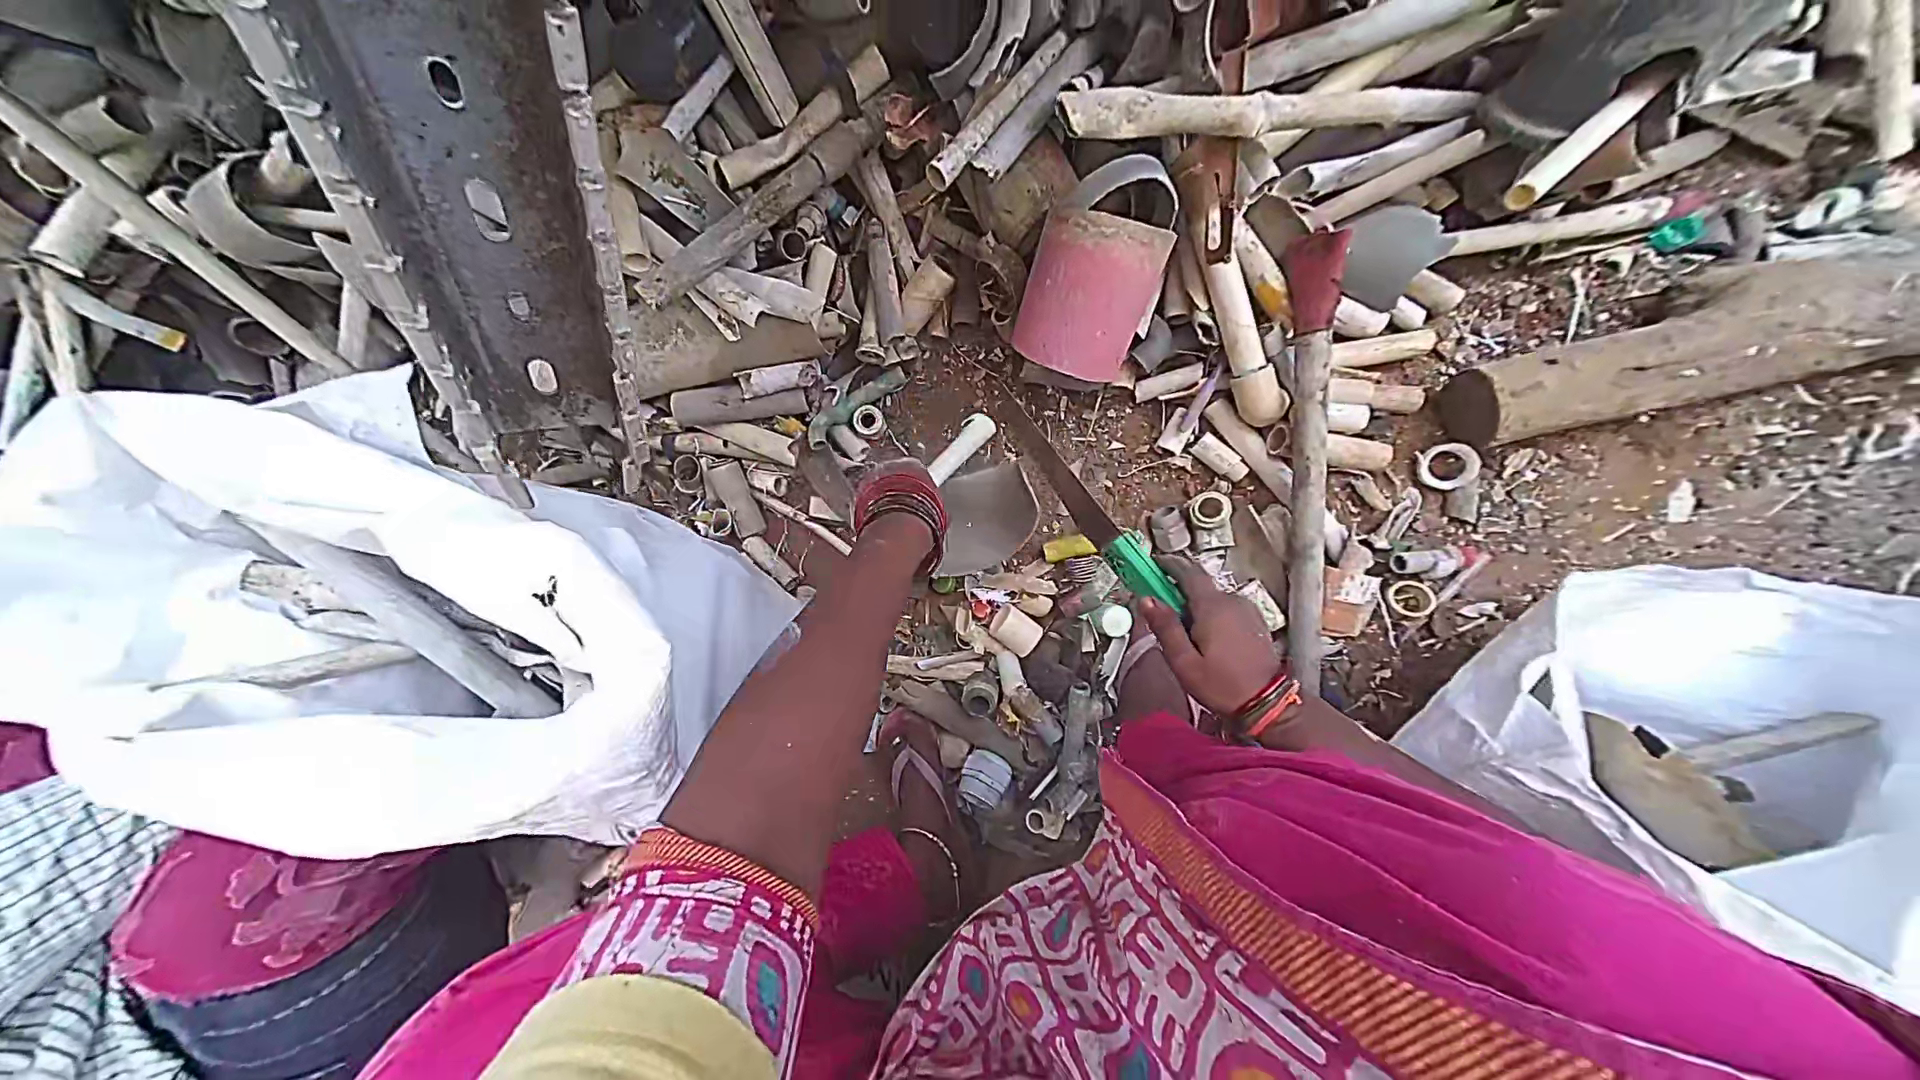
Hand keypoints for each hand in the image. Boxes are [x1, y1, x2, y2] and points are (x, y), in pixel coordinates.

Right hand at [1133, 555, 1282, 716]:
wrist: (1268, 704)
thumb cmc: (1222, 685)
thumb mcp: (1184, 661)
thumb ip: (1165, 627)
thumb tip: (1147, 600)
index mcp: (1213, 606)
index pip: (1188, 572)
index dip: (1168, 565)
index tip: (1152, 565)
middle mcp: (1232, 601)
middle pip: (1199, 586)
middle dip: (1178, 594)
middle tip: (1162, 614)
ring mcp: (1246, 610)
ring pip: (1212, 598)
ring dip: (1194, 607)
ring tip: (1184, 636)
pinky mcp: (1254, 621)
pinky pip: (1225, 608)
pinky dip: (1210, 615)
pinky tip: (1206, 639)